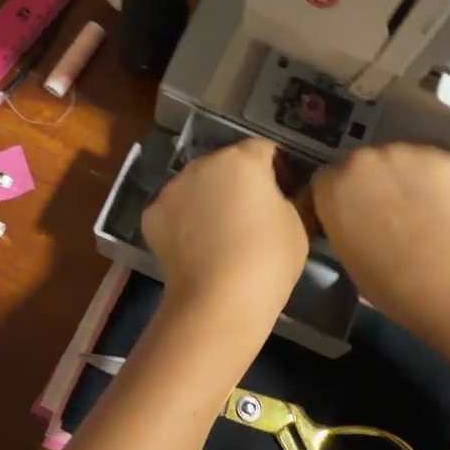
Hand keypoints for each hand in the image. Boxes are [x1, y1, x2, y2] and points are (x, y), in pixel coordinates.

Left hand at [143, 138, 307, 319]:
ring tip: (217, 233)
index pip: (263, 150)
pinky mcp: (151, 215)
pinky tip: (194, 246)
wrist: (218, 300)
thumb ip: (286, 199)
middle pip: (225, 164)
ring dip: (207, 198)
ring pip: (195, 185)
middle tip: (248, 215)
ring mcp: (172, 188)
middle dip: (237, 182)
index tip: (281, 193)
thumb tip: (275, 197)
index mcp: (243, 160)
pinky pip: (174, 210)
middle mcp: (203, 164)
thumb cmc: (267, 259)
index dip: (275, 169)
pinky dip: (183, 221)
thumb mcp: (297, 225)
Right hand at [311, 144, 449, 336]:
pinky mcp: (440, 152)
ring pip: (395, 160)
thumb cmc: (394, 284)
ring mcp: (403, 151)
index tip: (353, 217)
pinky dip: (431, 177)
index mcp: (332, 187)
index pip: (325, 182)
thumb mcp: (349, 257)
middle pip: (359, 165)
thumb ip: (344, 225)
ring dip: (400, 177)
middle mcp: (362, 160)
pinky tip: (443, 203)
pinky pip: (427, 161)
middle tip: (388, 213)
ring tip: (420, 209)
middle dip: (369, 184)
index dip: (340, 199)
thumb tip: (356, 220)